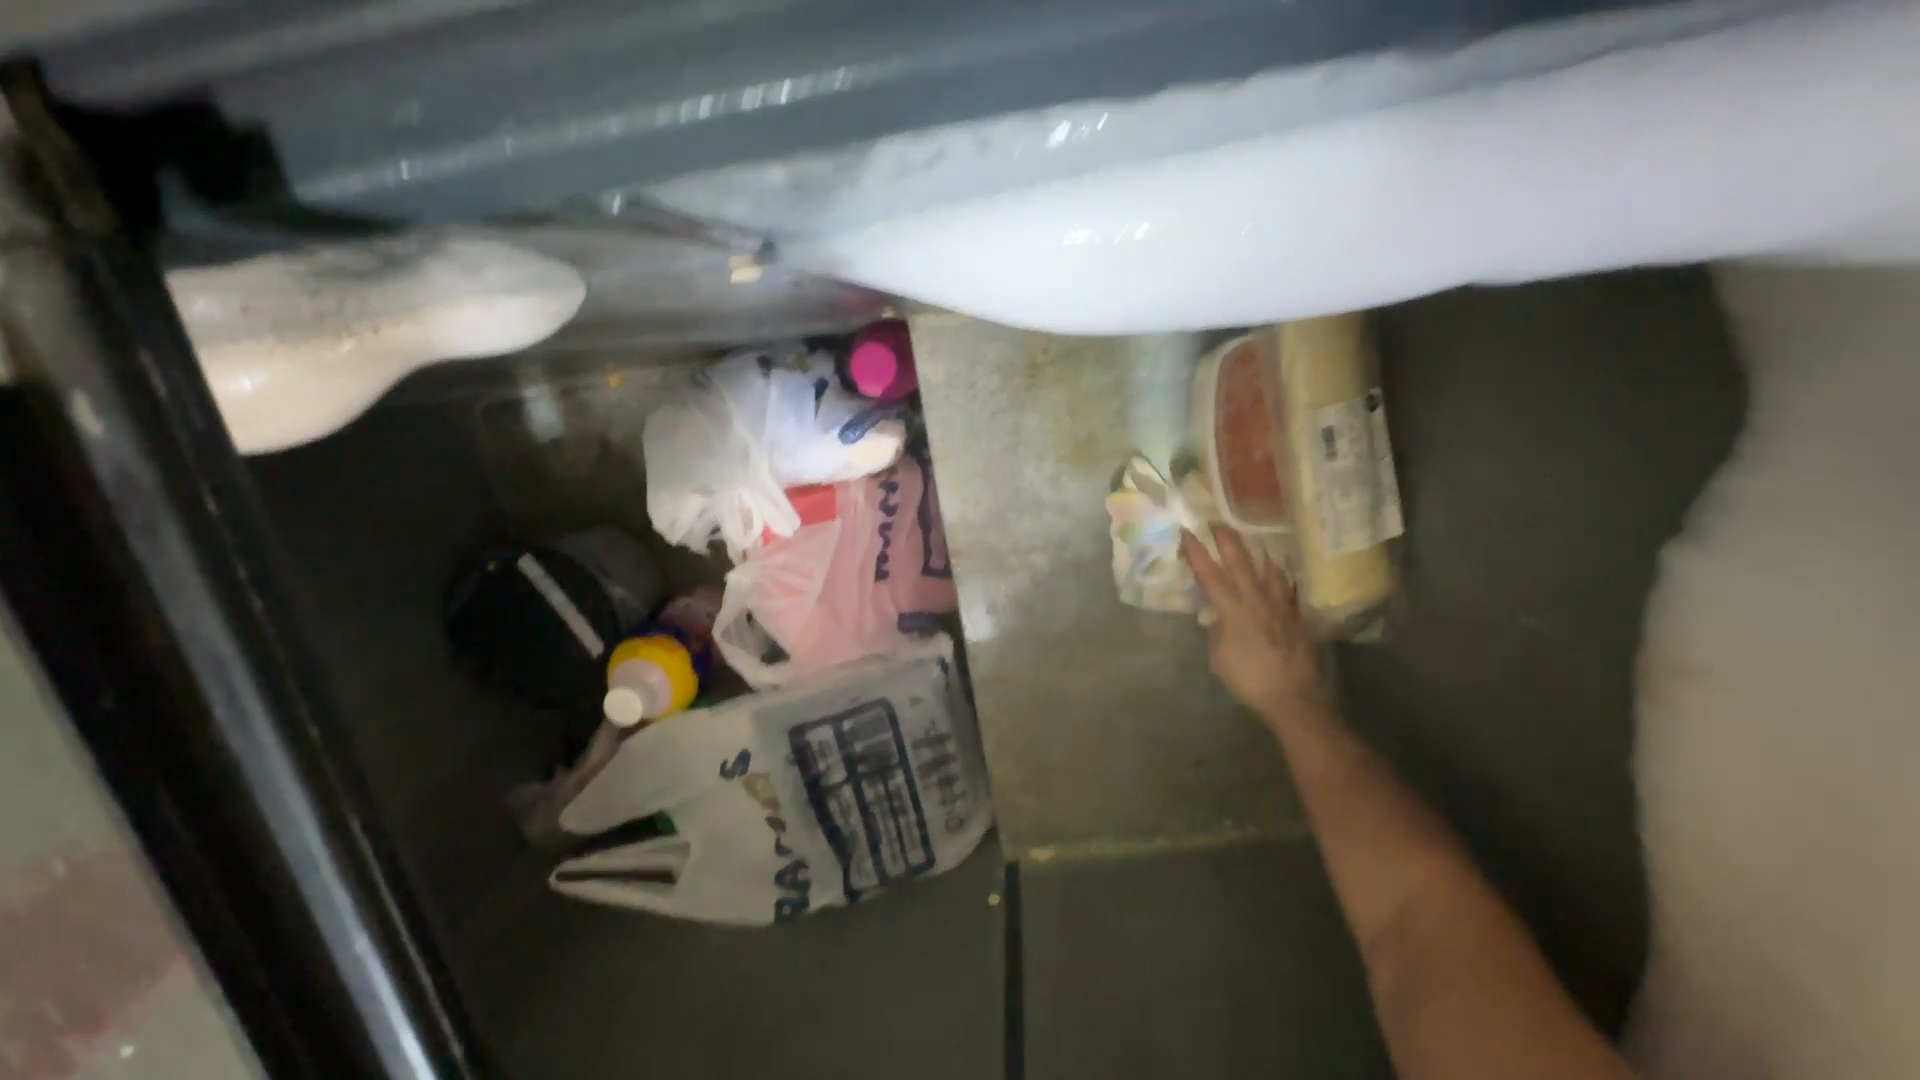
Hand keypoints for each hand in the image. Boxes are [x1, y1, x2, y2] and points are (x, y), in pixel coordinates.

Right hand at [1182, 526, 1328, 727]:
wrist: (1291, 695)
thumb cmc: (1248, 680)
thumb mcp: (1219, 658)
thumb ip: (1217, 632)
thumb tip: (1219, 617)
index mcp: (1232, 611)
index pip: (1210, 575)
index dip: (1197, 553)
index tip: (1187, 533)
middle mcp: (1256, 600)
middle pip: (1240, 562)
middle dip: (1226, 540)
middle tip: (1217, 522)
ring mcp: (1279, 605)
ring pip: (1268, 569)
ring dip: (1257, 552)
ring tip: (1252, 540)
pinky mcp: (1296, 615)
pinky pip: (1287, 587)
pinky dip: (1281, 575)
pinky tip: (1280, 570)